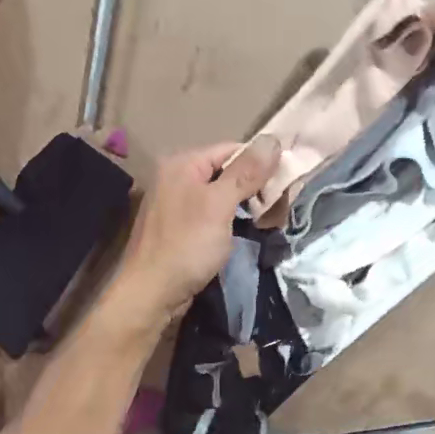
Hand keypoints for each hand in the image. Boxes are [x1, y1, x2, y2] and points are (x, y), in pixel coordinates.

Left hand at [104, 140, 282, 329]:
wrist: (151, 294)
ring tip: (266, 223)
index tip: (284, 186)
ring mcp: (175, 206)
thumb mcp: (219, 205)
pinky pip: (211, 217)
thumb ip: (245, 172)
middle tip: (277, 210)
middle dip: (254, 188)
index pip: (231, 149)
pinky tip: (244, 236)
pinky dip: (229, 223)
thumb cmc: (186, 246)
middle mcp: (175, 179)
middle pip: (226, 172)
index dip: (260, 164)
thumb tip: (273, 139)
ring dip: (245, 208)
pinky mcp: (179, 230)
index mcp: (181, 164)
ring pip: (220, 197)